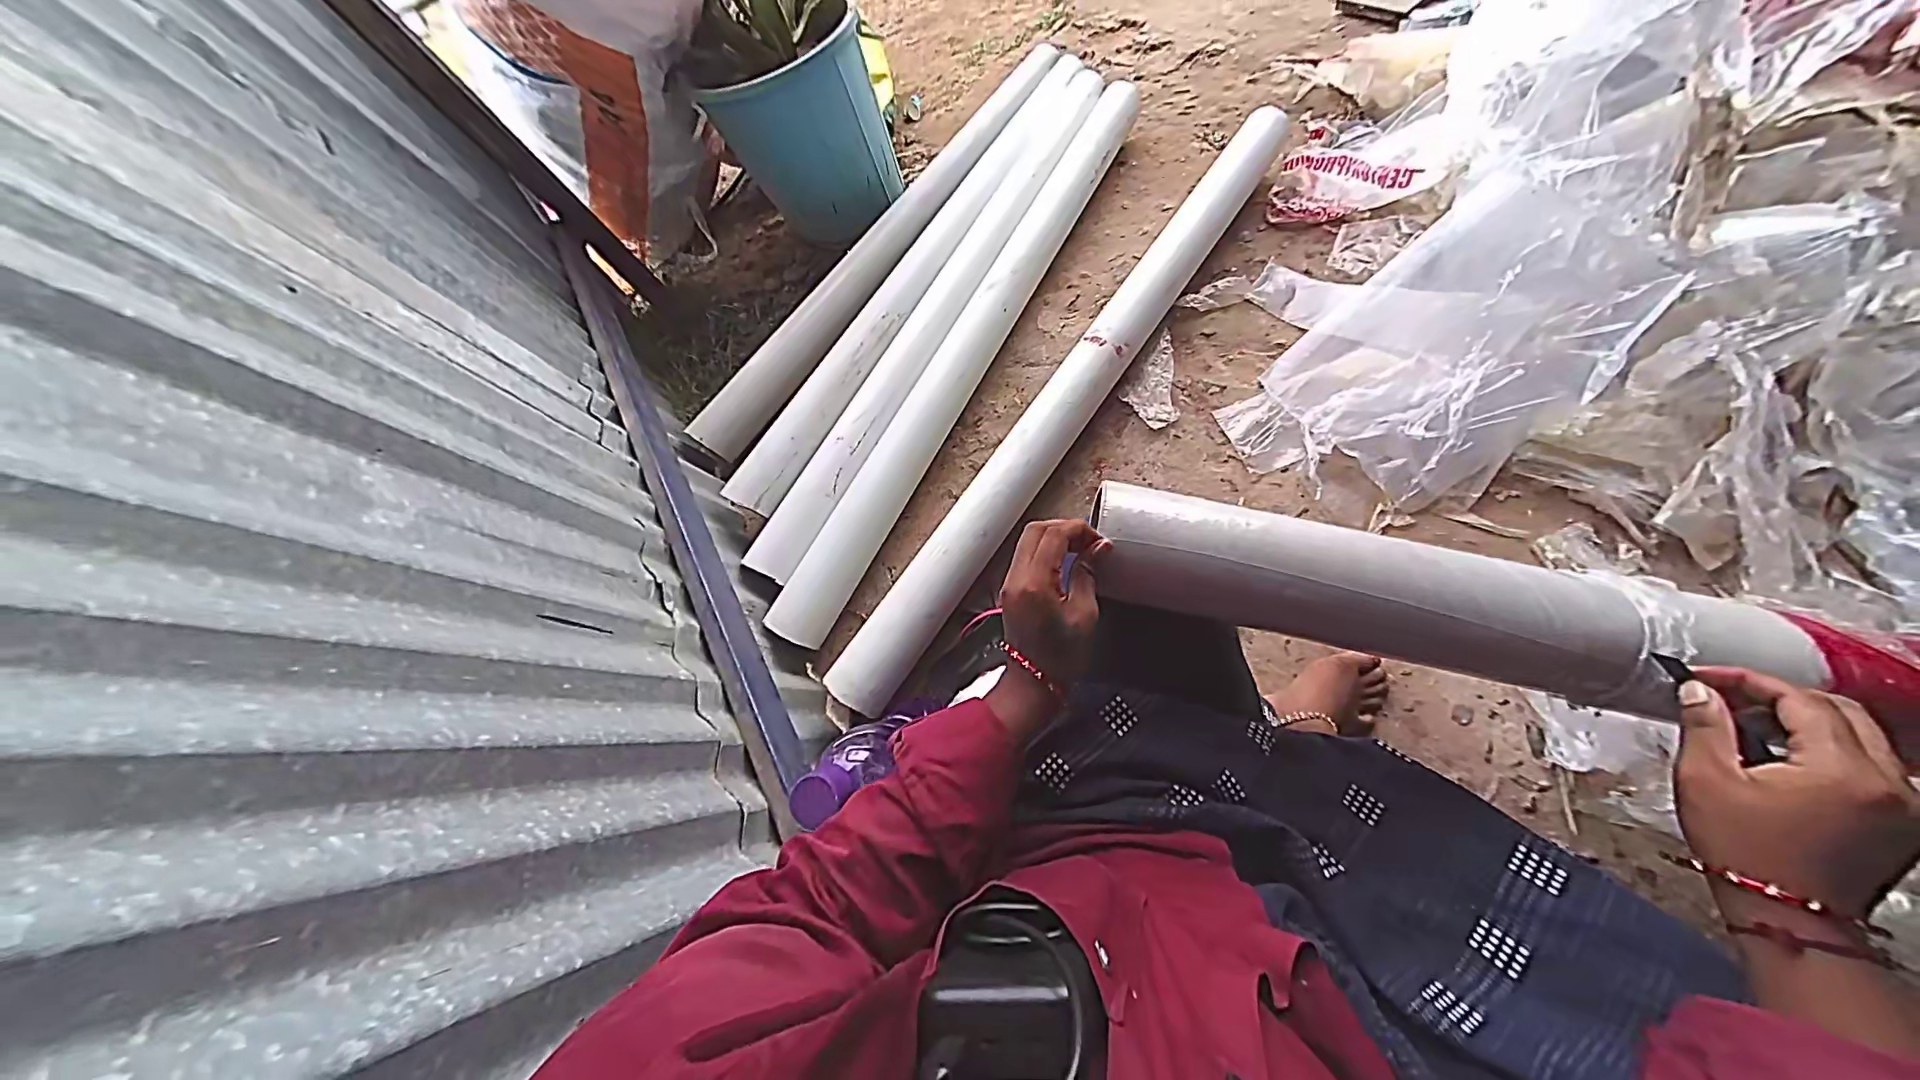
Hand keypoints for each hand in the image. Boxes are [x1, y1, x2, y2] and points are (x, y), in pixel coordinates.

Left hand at [983, 520, 1108, 739]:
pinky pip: (1025, 557)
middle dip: (1064, 528)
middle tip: (1089, 541)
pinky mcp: (1010, 590)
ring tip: (1080, 550)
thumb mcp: (1084, 614)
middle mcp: (1016, 579)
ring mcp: (1010, 584)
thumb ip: (1088, 574)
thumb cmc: (1059, 659)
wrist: (1033, 683)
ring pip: (1028, 541)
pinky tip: (1065, 562)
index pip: (1053, 535)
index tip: (1097, 539)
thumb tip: (1097, 550)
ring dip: (1054, 538)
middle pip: (1036, 530)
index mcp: (1034, 583)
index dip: (1078, 529)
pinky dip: (1045, 551)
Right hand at [1674, 667, 1919, 921]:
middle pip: (1842, 712)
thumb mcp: (1705, 778)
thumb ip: (1706, 726)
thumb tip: (1699, 691)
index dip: (1750, 682)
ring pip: (1861, 736)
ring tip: (1750, 727)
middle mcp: (1893, 785)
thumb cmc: (1741, 849)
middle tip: (1727, 697)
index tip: (1707, 678)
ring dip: (1805, 722)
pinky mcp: (1904, 820)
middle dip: (1781, 697)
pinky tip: (1783, 757)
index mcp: (1845, 772)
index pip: (1803, 700)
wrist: (1785, 913)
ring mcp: (1906, 805)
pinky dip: (1828, 749)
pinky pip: (1872, 765)